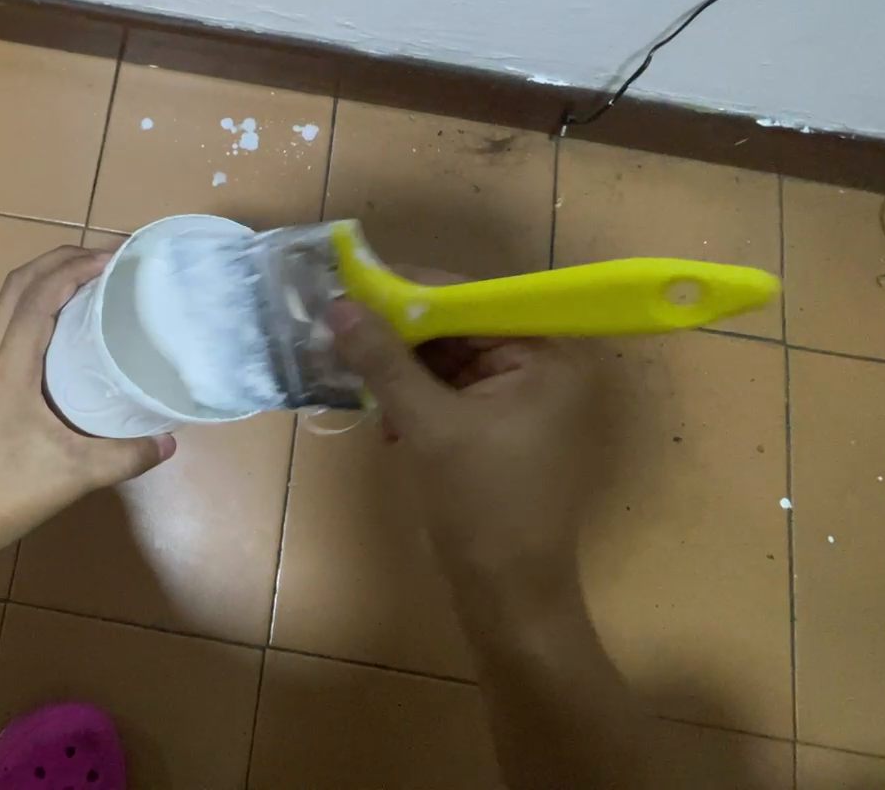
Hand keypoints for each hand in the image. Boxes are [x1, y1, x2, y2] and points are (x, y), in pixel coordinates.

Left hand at [0, 247, 176, 560]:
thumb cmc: (4, 492)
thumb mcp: (75, 475)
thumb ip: (126, 456)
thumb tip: (169, 441)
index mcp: (10, 364)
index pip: (41, 294)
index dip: (77, 266)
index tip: (116, 257)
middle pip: (19, 283)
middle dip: (62, 259)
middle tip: (107, 258)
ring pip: (10, 301)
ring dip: (47, 278)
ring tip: (90, 281)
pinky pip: (10, 325)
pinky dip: (39, 306)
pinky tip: (67, 330)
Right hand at [326, 294, 602, 584]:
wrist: (507, 594)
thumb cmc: (482, 504)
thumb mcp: (429, 425)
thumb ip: (384, 361)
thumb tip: (337, 305)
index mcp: (547, 355)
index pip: (471, 299)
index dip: (408, 293)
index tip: (350, 290)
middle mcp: (540, 364)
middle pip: (455, 326)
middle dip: (399, 338)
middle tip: (343, 335)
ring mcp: (520, 395)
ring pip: (444, 358)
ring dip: (400, 372)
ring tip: (358, 384)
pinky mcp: (497, 422)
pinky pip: (445, 389)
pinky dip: (412, 398)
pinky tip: (386, 423)